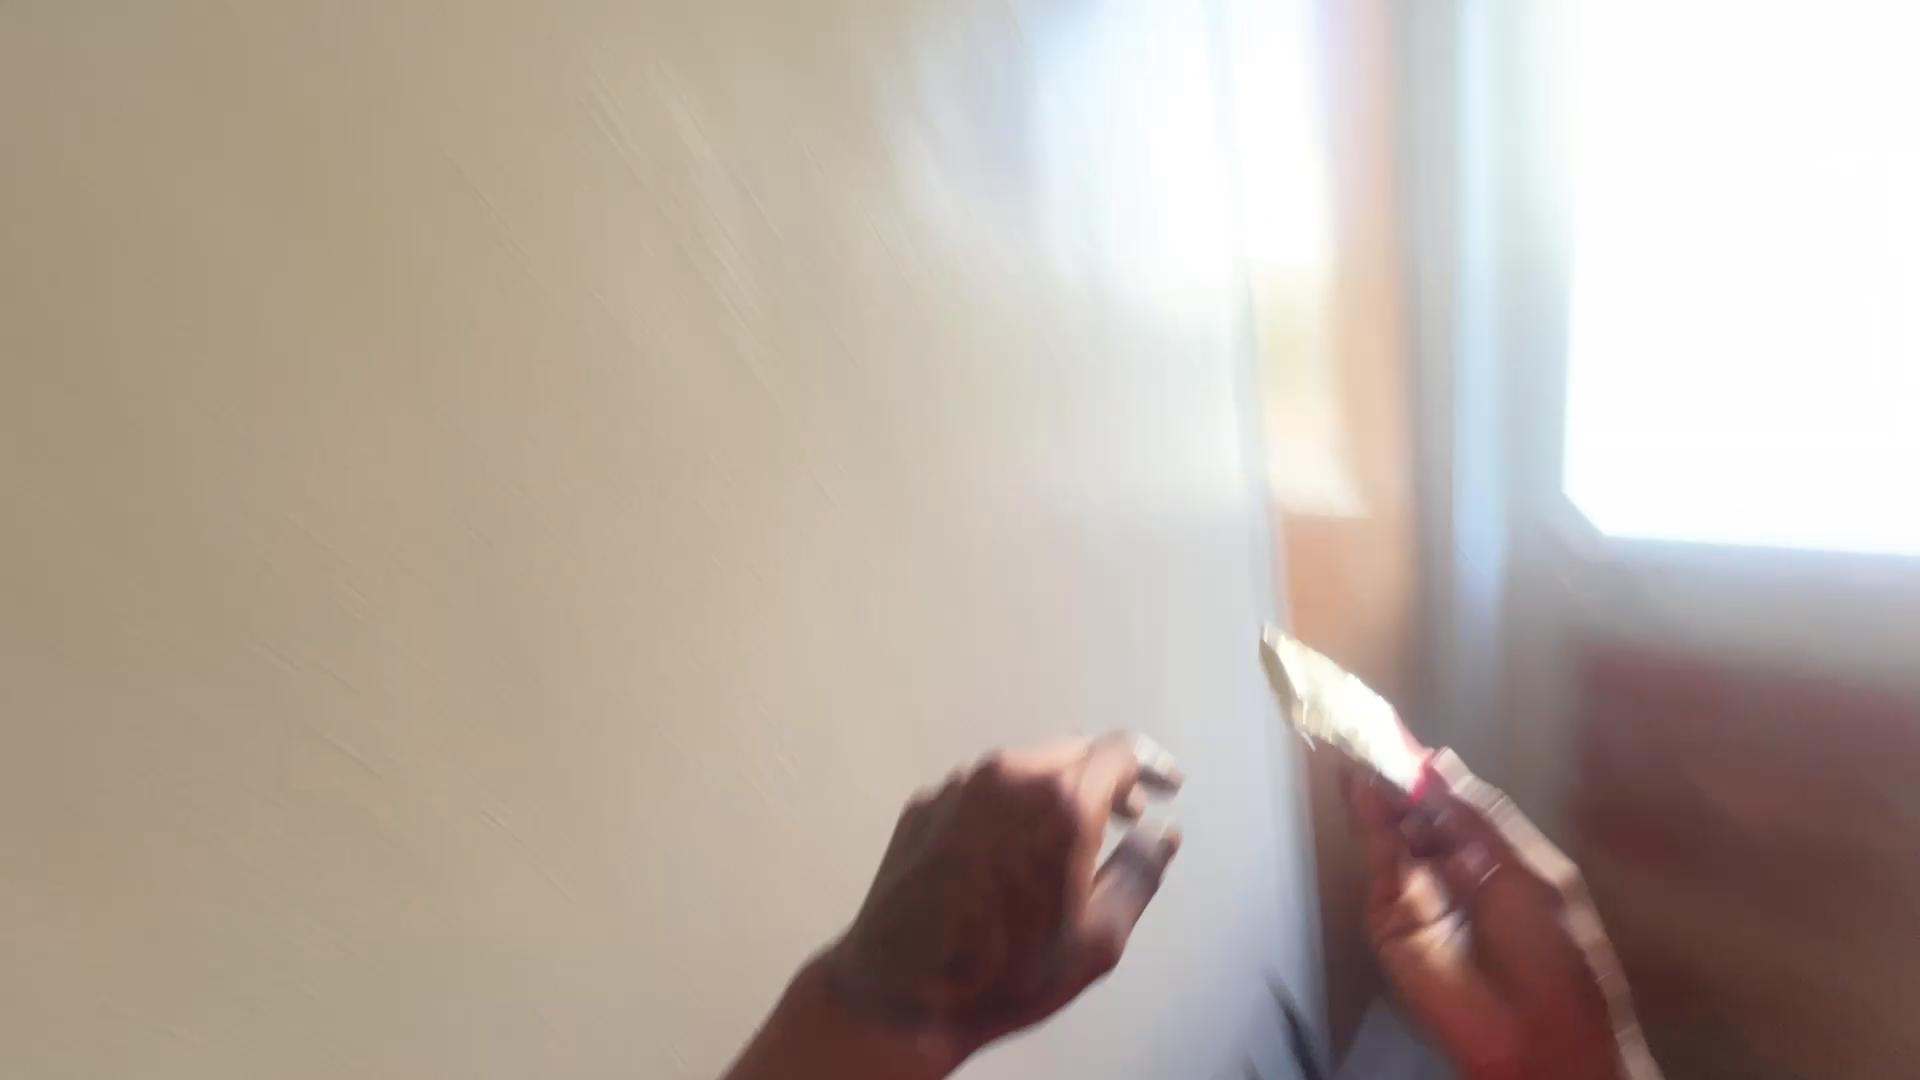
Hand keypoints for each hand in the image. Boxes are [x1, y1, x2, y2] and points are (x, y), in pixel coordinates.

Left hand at [820, 732, 1183, 1066]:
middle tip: (1121, 817)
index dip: (1150, 765)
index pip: (1120, 751)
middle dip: (1105, 778)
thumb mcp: (1098, 939)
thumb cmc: (1003, 974)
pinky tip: (1007, 851)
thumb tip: (1163, 834)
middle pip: (1073, 751)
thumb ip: (1141, 873)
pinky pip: (982, 787)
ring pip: (1026, 765)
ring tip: (1062, 839)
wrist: (899, 992)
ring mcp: (961, 784)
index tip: (1164, 783)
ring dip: (1055, 788)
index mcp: (1060, 802)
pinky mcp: (928, 800)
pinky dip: (1008, 804)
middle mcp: (1009, 777)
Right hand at [1351, 749, 1659, 1079]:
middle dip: (1390, 770)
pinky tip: (1360, 786)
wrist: (1540, 1044)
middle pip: (1411, 806)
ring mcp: (1416, 884)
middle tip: (1364, 730)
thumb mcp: (1533, 875)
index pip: (1449, 797)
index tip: (1397, 731)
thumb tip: (1437, 761)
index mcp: (1491, 852)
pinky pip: (1378, 854)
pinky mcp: (1389, 908)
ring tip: (1353, 745)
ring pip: (1388, 825)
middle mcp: (1449, 862)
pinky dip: (1367, 818)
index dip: (1425, 765)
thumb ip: (1481, 816)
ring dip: (1372, 786)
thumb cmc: (1558, 961)